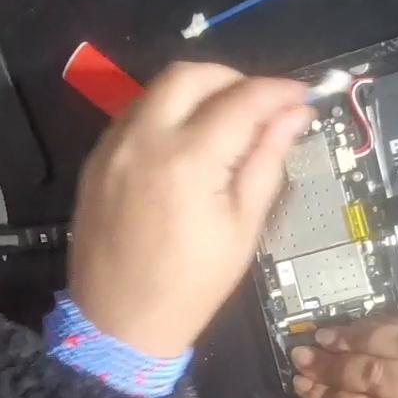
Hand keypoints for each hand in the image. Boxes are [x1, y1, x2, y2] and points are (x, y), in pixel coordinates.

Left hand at [69, 62, 311, 356]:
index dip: (278, 91)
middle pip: (191, 74)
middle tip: (261, 106)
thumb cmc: (190, 287)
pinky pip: (135, 113)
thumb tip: (294, 116)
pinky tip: (186, 141)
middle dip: (234, 78)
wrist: (118, 324)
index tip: (302, 96)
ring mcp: (112, 147)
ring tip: (227, 122)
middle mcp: (142, 140)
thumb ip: (267, 163)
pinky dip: (166, 112)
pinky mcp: (96, 159)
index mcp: (186, 162)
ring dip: (198, 91)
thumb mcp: (242, 229)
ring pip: (157, 88)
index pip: (240, 101)